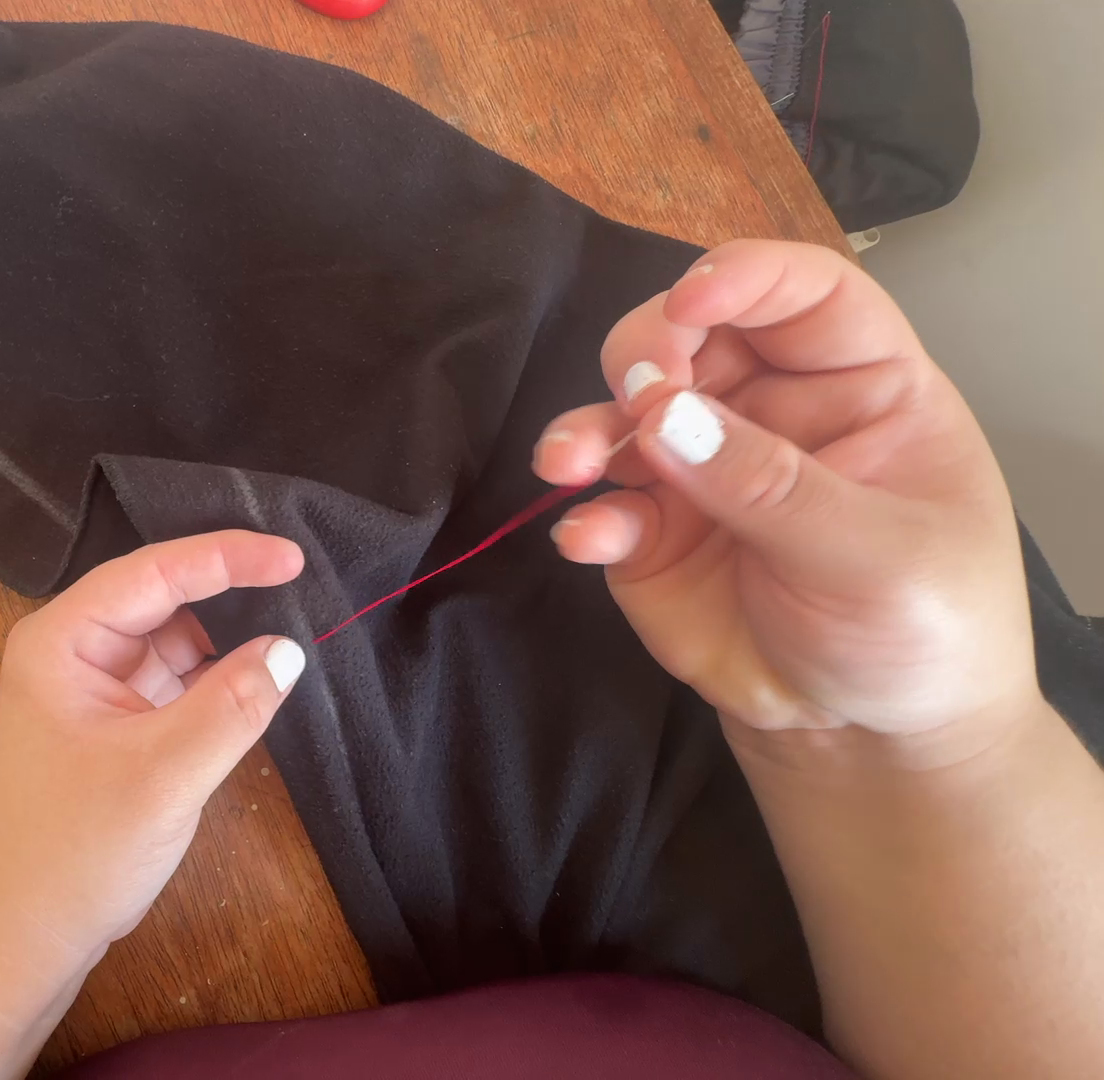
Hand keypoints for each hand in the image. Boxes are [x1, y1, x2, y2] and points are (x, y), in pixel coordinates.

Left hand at [0, 531, 306, 958]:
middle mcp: (74, 647)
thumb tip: (290, 650)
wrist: (29, 932)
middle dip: (227, 595)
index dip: (224, 557)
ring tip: (288, 633)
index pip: (151, 573)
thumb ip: (231, 706)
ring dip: (225, 640)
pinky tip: (256, 677)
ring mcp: (95, 682)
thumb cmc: (76, 851)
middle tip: (301, 588)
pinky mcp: (118, 716)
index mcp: (60, 639)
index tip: (292, 557)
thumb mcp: (162, 775)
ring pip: (172, 638)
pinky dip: (215, 678)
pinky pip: (174, 678)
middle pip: (161, 598)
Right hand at [532, 240, 1040, 759]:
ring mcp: (692, 474)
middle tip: (632, 400)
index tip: (688, 304)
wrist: (851, 728)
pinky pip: (599, 507)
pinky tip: (590, 542)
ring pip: (617, 420)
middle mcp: (761, 417)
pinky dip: (583, 518)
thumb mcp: (875, 555)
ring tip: (568, 465)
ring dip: (584, 433)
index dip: (744, 281)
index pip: (802, 300)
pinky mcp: (642, 531)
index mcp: (854, 393)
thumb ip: (768, 485)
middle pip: (684, 343)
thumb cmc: (916, 630)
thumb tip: (662, 419)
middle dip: (642, 358)